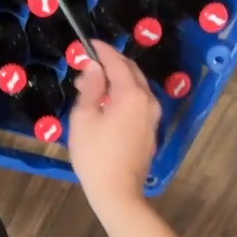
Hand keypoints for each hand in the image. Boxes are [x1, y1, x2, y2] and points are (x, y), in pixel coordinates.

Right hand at [69, 42, 159, 216]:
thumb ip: (91, 87)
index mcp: (132, 94)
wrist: (117, 192)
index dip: (102, 51)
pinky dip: (124, 95)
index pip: (117, 62)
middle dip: (111, 63)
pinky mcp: (150, 131)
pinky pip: (139, 103)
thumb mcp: (84, 118)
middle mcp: (148, 101)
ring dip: (118, 80)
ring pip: (137, 87)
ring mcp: (152, 117)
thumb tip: (95, 66)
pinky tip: (108, 103)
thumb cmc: (95, 155)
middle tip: (89, 63)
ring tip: (95, 84)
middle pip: (131, 72)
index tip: (88, 44)